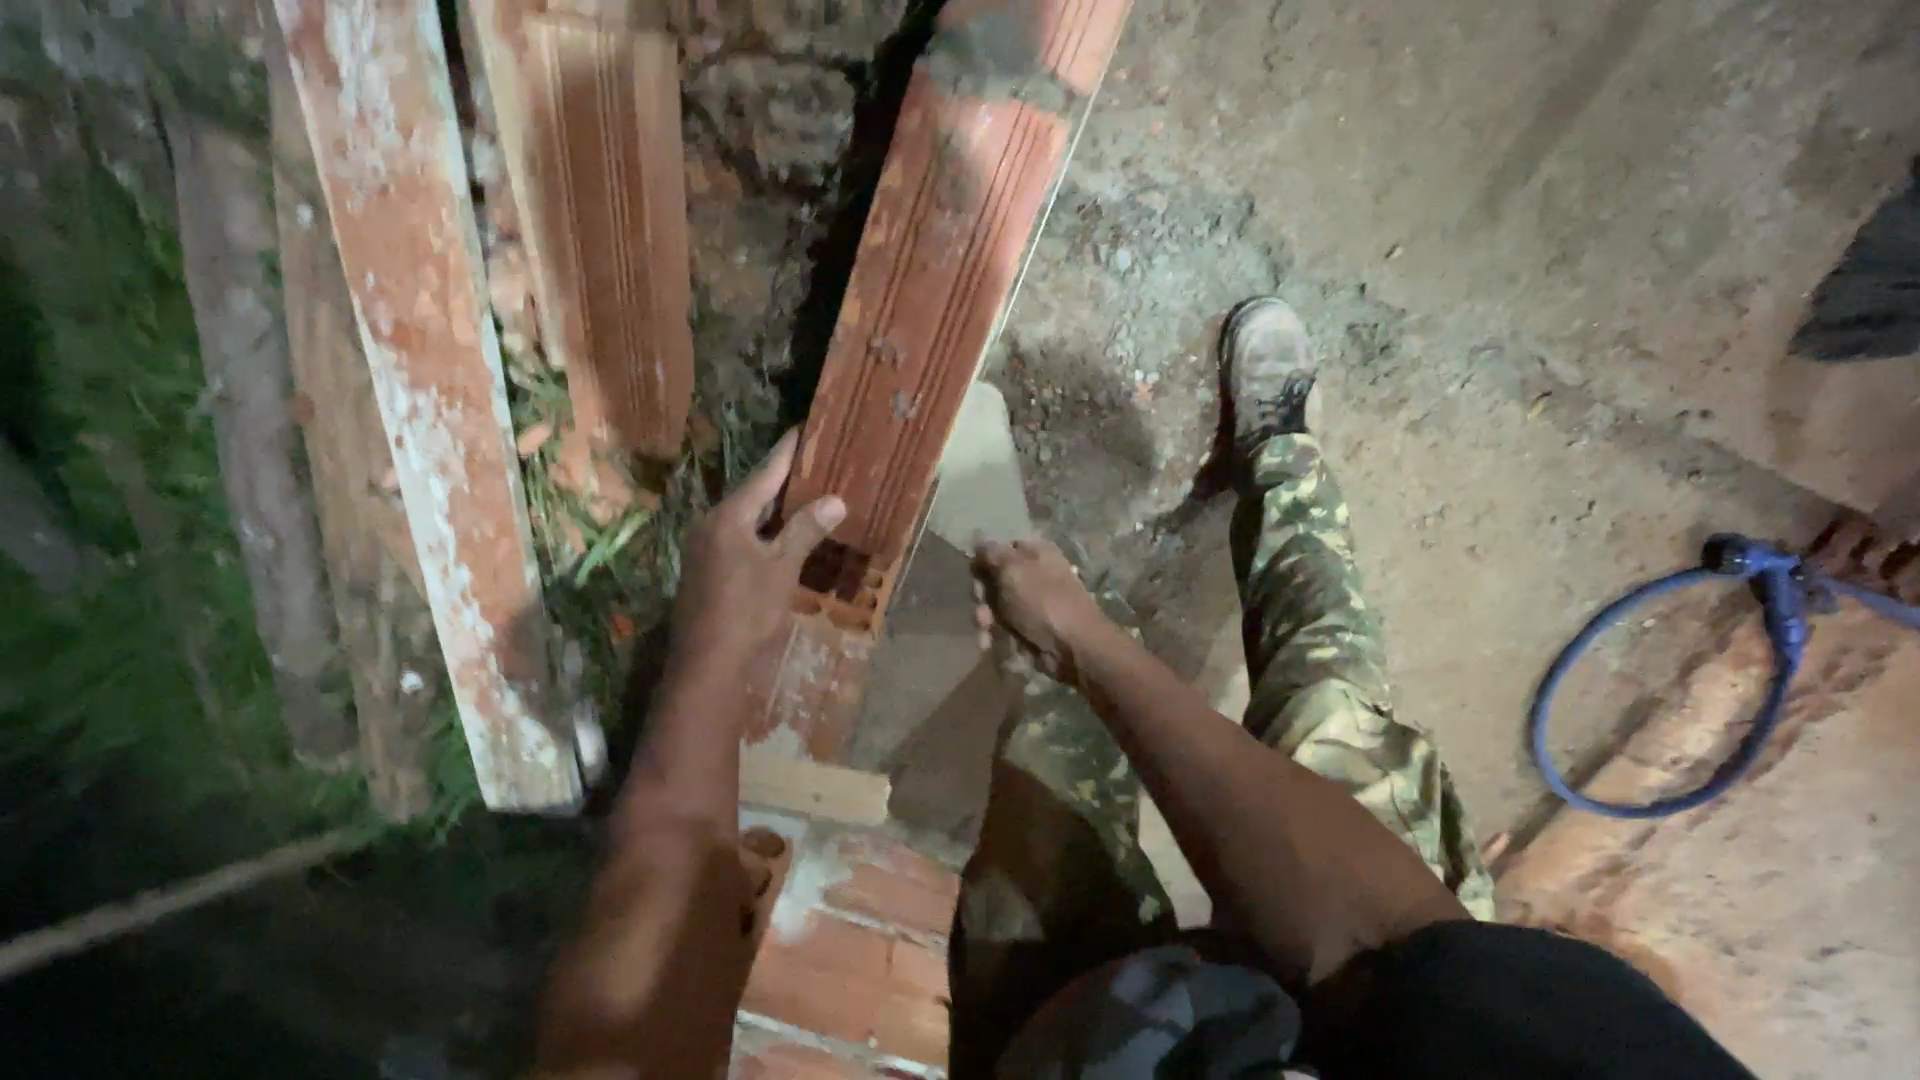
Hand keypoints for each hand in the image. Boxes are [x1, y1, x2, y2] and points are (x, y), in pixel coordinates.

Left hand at [671, 430, 844, 663]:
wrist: (706, 661)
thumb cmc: (747, 609)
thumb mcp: (782, 567)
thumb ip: (805, 530)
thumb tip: (835, 500)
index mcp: (729, 515)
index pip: (765, 473)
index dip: (788, 451)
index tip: (804, 427)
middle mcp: (711, 522)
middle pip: (753, 493)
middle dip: (783, 479)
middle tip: (812, 461)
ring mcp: (703, 546)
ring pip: (745, 516)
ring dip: (773, 507)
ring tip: (803, 494)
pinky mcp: (705, 568)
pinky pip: (738, 536)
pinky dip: (762, 530)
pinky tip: (779, 535)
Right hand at [972, 538, 1110, 681]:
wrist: (1073, 646)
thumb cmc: (1043, 601)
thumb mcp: (1013, 569)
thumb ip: (991, 553)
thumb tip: (978, 541)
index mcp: (1036, 552)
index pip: (1000, 550)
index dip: (984, 563)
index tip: (977, 577)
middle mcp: (1035, 574)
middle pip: (996, 579)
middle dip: (983, 596)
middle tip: (982, 608)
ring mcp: (1034, 602)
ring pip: (997, 605)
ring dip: (986, 618)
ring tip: (986, 632)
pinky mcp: (1031, 626)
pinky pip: (1005, 626)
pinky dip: (996, 634)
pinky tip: (990, 643)